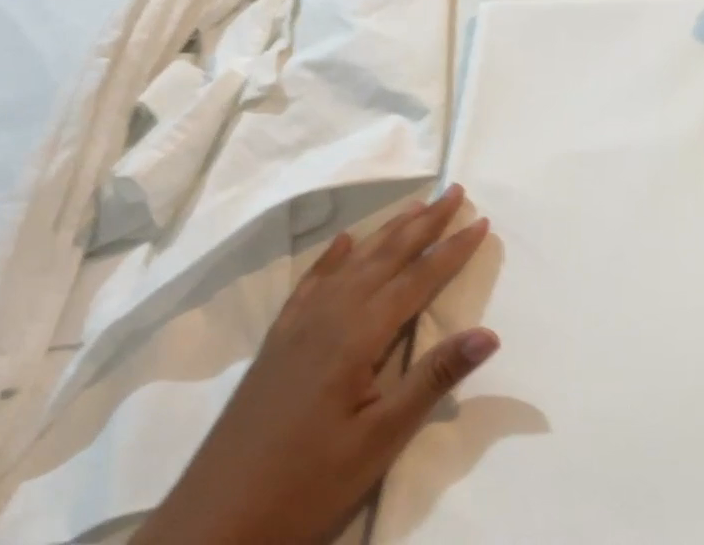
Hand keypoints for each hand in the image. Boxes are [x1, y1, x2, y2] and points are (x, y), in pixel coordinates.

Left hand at [134, 187, 496, 544]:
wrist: (213, 525)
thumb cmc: (307, 485)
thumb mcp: (380, 439)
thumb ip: (433, 379)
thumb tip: (490, 333)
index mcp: (356, 337)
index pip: (416, 281)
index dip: (452, 251)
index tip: (482, 221)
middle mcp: (327, 319)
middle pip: (384, 259)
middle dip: (423, 225)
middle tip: (455, 192)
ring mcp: (296, 330)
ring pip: (350, 265)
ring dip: (386, 233)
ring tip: (414, 206)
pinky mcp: (277, 346)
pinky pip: (310, 286)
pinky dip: (331, 259)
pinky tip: (341, 244)